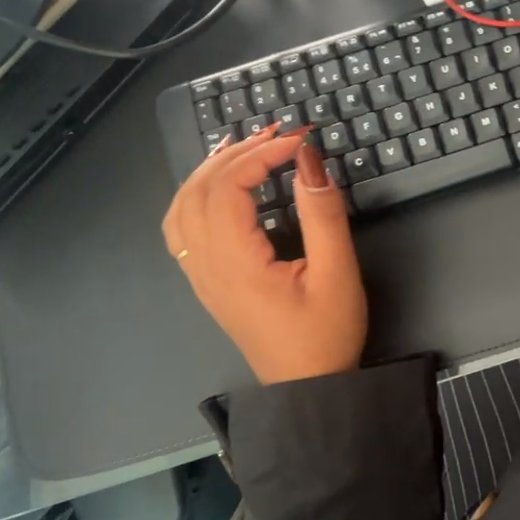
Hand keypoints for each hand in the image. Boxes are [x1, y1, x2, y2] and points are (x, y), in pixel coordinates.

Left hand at [162, 125, 366, 384]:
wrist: (307, 386)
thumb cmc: (326, 332)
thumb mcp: (337, 273)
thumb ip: (322, 215)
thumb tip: (310, 162)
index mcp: (235, 262)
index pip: (228, 188)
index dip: (261, 154)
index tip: (299, 139)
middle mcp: (205, 264)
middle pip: (199, 190)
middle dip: (237, 153)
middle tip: (278, 134)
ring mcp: (199, 274)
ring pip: (181, 206)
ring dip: (209, 170)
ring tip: (244, 146)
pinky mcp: (206, 280)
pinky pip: (182, 225)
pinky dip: (197, 193)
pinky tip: (221, 185)